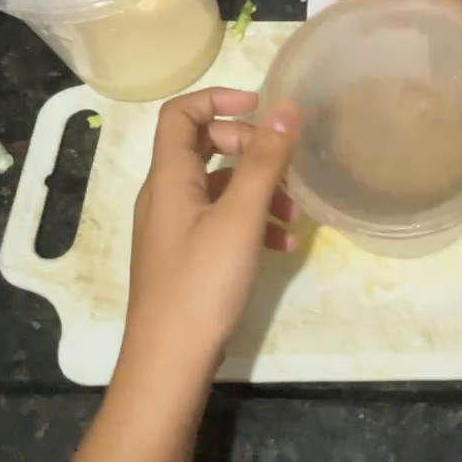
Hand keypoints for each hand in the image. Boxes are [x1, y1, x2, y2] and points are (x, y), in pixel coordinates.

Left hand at [124, 87, 298, 372]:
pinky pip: (222, 219)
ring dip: (259, 188)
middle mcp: (167, 195)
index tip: (261, 108)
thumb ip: (264, 161)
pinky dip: (253, 221)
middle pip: (205, 146)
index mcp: (169, 178)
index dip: (219, 99)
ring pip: (219, 186)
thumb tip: (285, 108)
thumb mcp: (240, 217)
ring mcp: (177, 227)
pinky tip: (284, 243)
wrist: (170, 362)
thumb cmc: (202, 283)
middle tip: (285, 164)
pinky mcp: (189, 254)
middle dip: (250, 148)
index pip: (181, 114)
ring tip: (294, 213)